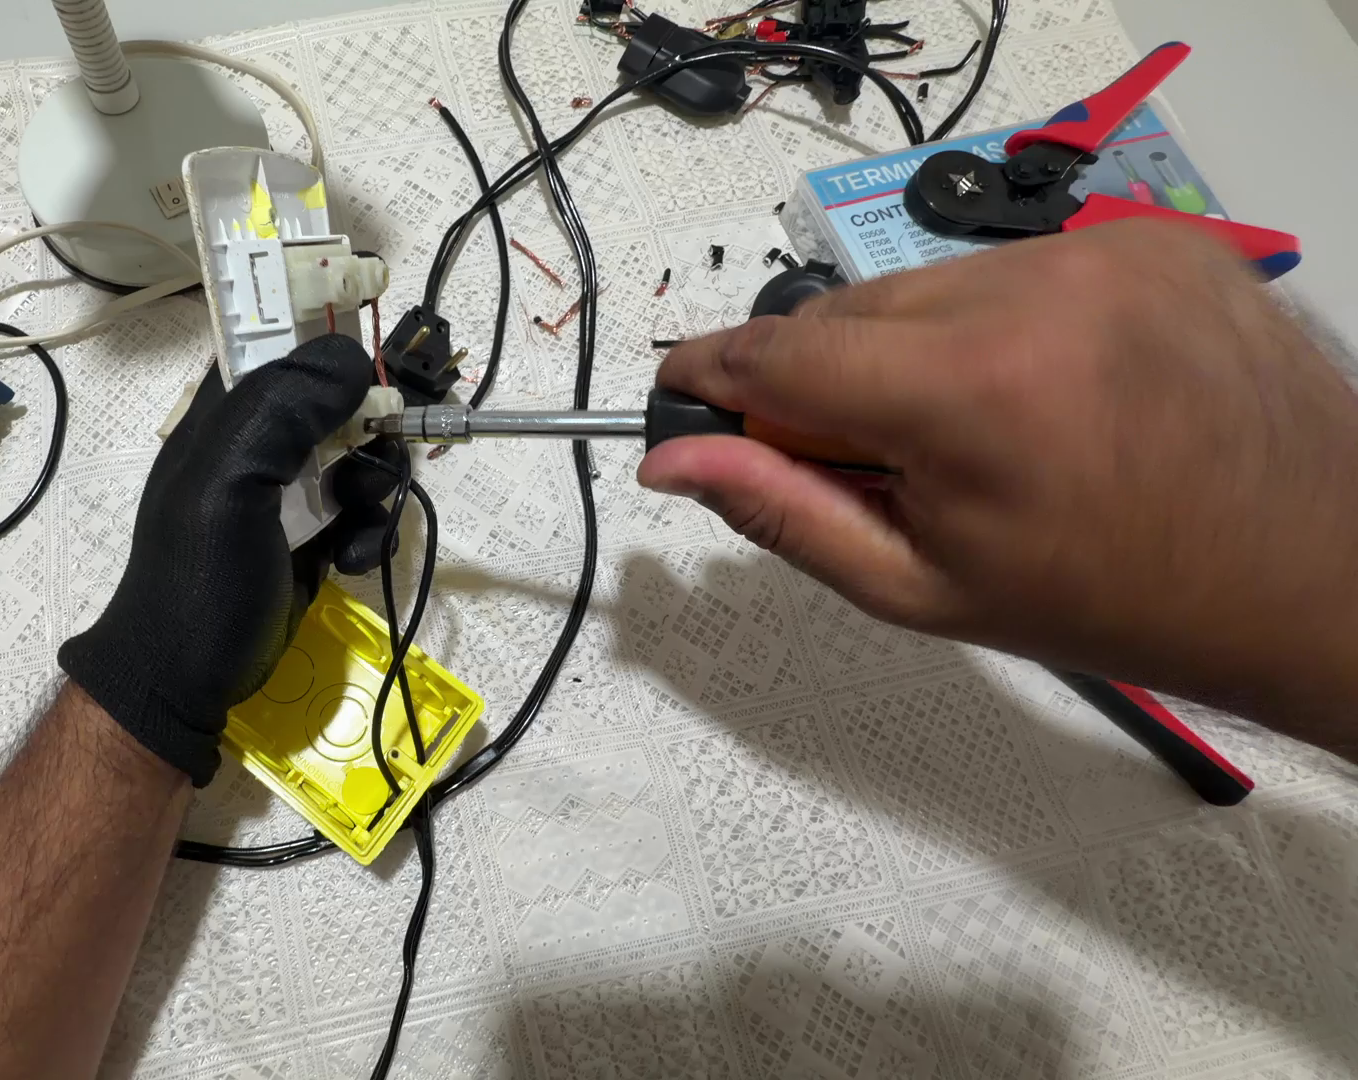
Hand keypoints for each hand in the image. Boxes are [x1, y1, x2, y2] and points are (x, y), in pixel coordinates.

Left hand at [59, 335, 393, 784]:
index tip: (374, 345)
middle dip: (372, 432)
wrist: (189, 677)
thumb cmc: (198, 577)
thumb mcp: (227, 485)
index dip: (327, 331)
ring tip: (358, 530)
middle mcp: (262, 443)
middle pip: (340, 402)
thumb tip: (351, 357)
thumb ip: (282, 412)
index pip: (278, 341)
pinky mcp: (313, 534)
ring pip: (362, 459)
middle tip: (378, 464)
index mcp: (228, 415)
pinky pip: (363, 514)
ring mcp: (290, 492)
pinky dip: (369, 536)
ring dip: (376, 493)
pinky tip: (349, 562)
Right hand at [638, 220, 1357, 731]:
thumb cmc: (1098, 597)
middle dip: (802, 382)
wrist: (1315, 572)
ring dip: (877, 355)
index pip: (777, 354)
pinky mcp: (1140, 237)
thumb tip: (670, 462)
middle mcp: (1033, 295)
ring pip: (897, 292)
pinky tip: (996, 390)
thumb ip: (773, 508)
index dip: (705, 369)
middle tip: (839, 452)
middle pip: (830, 317)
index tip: (675, 389)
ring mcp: (1098, 253)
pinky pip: (977, 276)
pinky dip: (952, 329)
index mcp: (969, 393)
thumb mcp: (905, 581)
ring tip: (931, 429)